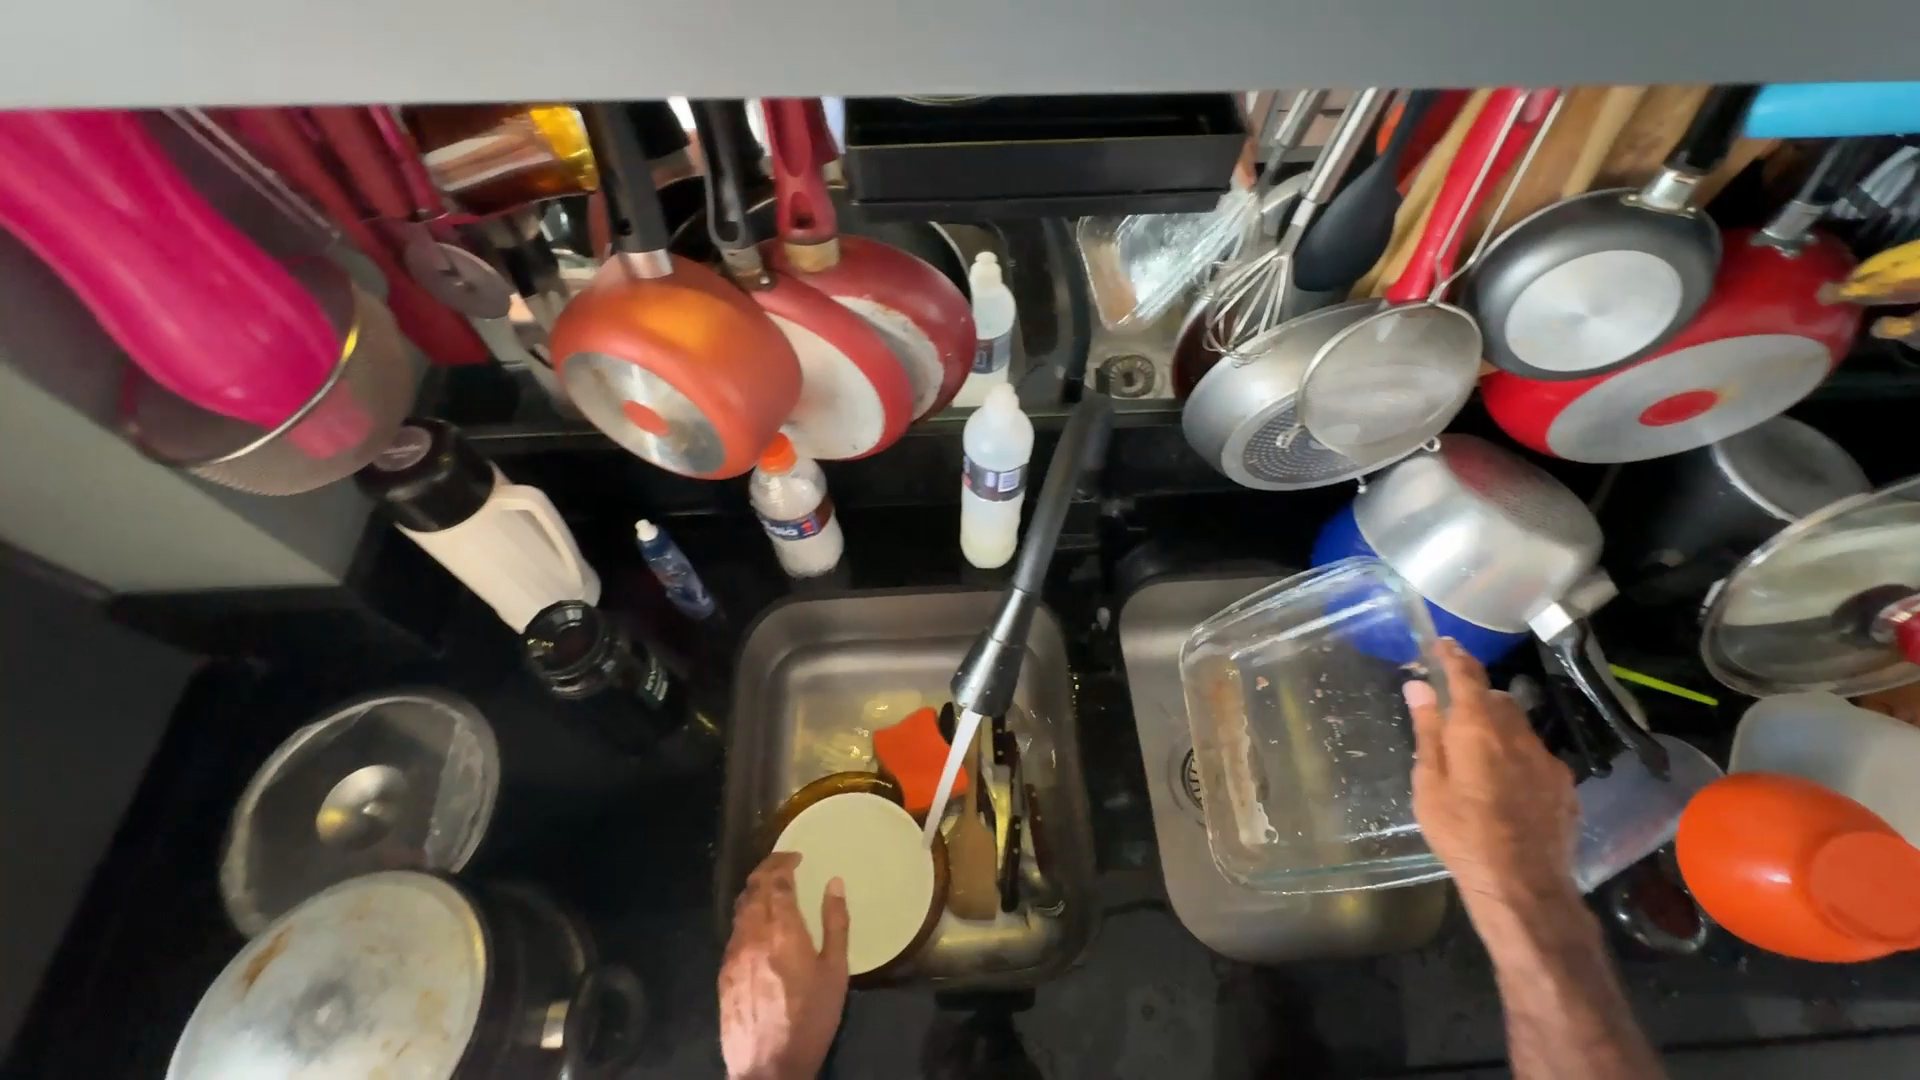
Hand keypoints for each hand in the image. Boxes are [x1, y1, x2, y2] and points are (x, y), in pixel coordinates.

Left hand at [718, 852, 849, 1079]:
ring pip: (740, 908)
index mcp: (782, 930)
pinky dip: (747, 916)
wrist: (768, 1069)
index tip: (796, 856)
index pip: (776, 880)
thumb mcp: (835, 970)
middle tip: (784, 865)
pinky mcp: (724, 973)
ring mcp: (734, 953)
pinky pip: (734, 931)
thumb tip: (835, 883)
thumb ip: (835, 922)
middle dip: (767, 869)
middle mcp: (753, 934)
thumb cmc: (811, 1018)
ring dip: (755, 891)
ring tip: (772, 890)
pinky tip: (760, 926)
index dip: (784, 862)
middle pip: (753, 888)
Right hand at [1405, 639, 1579, 917]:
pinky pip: (1536, 755)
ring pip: (1519, 726)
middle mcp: (1517, 735)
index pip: (1468, 677)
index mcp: (1478, 730)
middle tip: (1452, 709)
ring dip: (1497, 724)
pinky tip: (1504, 782)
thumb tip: (1419, 686)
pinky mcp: (1564, 786)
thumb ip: (1428, 731)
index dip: (1454, 657)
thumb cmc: (1460, 832)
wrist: (1523, 885)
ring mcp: (1547, 761)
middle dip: (1475, 695)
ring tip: (1477, 748)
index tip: (1444, 644)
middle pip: (1497, 699)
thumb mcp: (1429, 782)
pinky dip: (1516, 754)